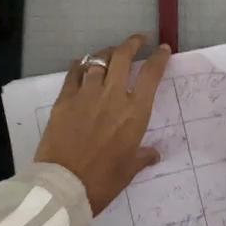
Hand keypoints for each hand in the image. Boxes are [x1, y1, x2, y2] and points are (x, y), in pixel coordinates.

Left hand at [35, 34, 169, 213]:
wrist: (64, 185)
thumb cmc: (102, 181)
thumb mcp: (128, 170)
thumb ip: (142, 157)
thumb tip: (154, 154)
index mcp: (134, 112)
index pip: (151, 74)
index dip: (158, 58)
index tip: (162, 49)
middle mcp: (113, 96)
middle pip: (123, 57)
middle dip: (133, 43)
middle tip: (138, 40)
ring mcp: (86, 94)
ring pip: (98, 60)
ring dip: (108, 53)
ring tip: (111, 53)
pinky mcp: (65, 98)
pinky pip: (74, 72)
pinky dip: (81, 64)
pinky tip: (83, 64)